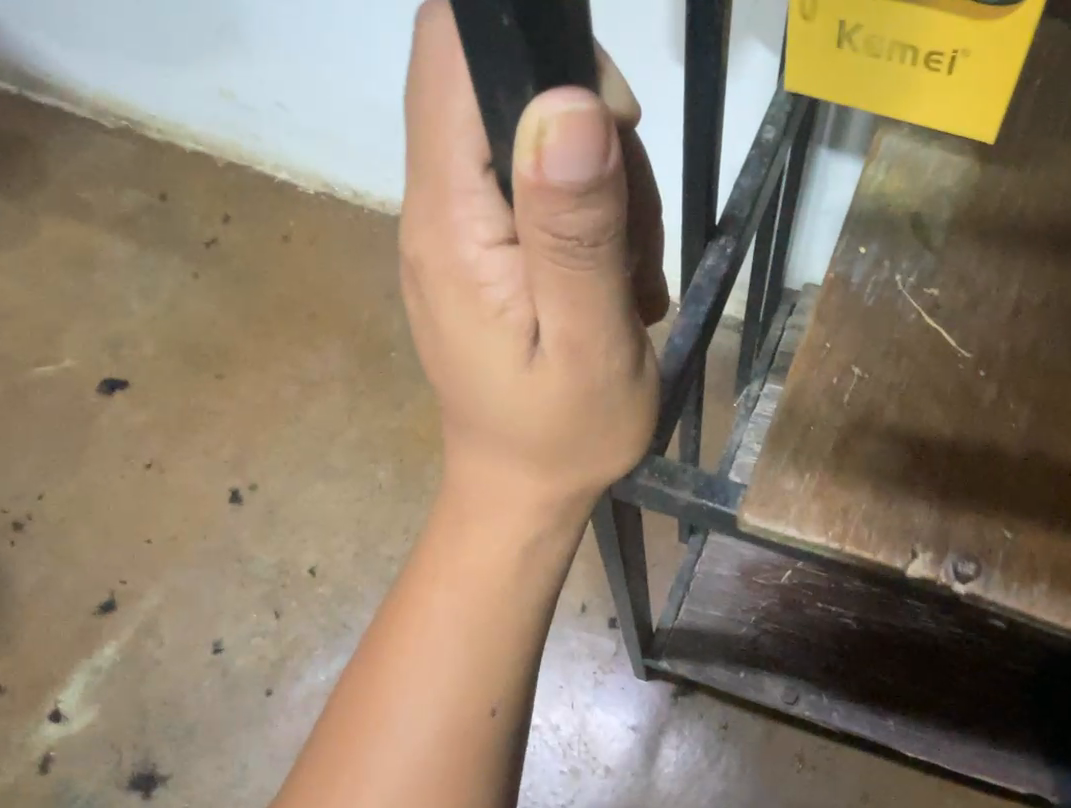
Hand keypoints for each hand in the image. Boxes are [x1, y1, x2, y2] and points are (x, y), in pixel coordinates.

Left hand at [400, 1, 668, 519]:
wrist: (524, 493)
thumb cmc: (563, 434)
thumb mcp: (589, 341)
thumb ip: (577, 229)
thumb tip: (570, 101)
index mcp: (453, 220)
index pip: (454, 55)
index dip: (536, 51)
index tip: (611, 121)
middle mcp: (437, 207)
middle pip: (507, 93)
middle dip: (594, 139)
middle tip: (634, 236)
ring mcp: (459, 229)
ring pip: (536, 142)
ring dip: (605, 193)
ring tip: (627, 283)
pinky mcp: (482, 251)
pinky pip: (539, 193)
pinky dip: (593, 223)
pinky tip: (613, 288)